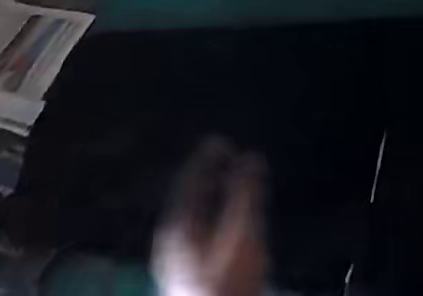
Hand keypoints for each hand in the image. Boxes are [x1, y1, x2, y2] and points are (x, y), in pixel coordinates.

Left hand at [152, 138, 267, 295]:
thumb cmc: (228, 286)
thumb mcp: (242, 236)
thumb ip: (245, 194)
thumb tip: (250, 155)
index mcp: (179, 226)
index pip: (189, 181)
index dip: (205, 159)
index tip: (222, 140)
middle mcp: (171, 242)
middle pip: (186, 198)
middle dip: (206, 175)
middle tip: (226, 155)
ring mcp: (174, 264)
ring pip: (190, 216)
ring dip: (208, 195)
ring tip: (227, 182)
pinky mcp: (184, 278)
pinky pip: (194, 232)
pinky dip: (208, 214)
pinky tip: (222, 220)